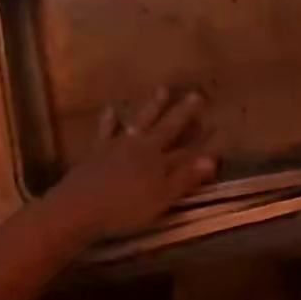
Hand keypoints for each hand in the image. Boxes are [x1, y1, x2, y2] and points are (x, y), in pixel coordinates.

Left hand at [38, 88, 218, 241]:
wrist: (78, 207)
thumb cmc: (124, 210)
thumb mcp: (160, 199)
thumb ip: (184, 179)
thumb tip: (211, 160)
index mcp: (158, 161)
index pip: (189, 149)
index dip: (206, 141)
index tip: (221, 126)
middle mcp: (141, 147)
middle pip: (166, 127)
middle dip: (182, 113)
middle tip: (196, 94)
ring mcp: (117, 146)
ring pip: (139, 121)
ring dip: (151, 107)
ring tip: (162, 89)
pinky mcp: (96, 151)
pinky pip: (106, 130)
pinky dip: (109, 119)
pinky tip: (111, 109)